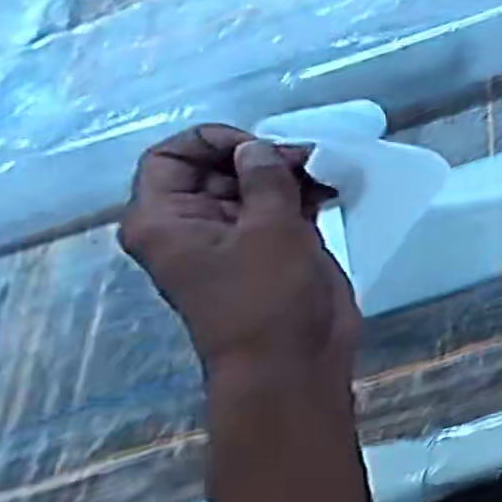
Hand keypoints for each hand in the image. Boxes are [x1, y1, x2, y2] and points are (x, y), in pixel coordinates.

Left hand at [119, 124, 357, 382]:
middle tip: (308, 158)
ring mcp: (238, 236)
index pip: (170, 157)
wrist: (294, 359)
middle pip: (219, 167)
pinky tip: (335, 187)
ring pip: (257, 184)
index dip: (213, 142)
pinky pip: (284, 204)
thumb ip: (264, 179)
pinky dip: (307, 191)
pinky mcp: (275, 247)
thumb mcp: (267, 229)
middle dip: (264, 156)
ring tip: (327, 170)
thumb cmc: (266, 297)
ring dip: (291, 172)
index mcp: (166, 220)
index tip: (260, 148)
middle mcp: (195, 224)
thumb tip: (258, 148)